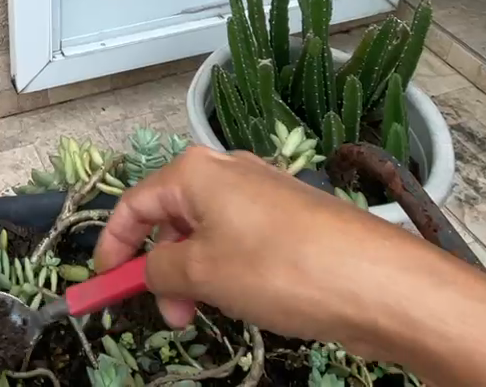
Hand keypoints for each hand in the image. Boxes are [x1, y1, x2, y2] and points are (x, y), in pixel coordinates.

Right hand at [92, 145, 403, 342]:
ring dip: (196, 272)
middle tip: (171, 316)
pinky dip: (228, 268)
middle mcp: (223, 170)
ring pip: (207, 230)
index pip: (134, 204)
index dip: (114, 244)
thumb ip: (161, 270)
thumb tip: (149, 270)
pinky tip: (249, 300)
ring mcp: (261, 190)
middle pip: (171, 216)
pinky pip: (240, 238)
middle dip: (161, 266)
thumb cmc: (278, 268)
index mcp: (192, 171)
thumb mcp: (204, 273)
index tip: (105, 283)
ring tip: (213, 314)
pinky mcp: (292, 215)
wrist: (380, 280)